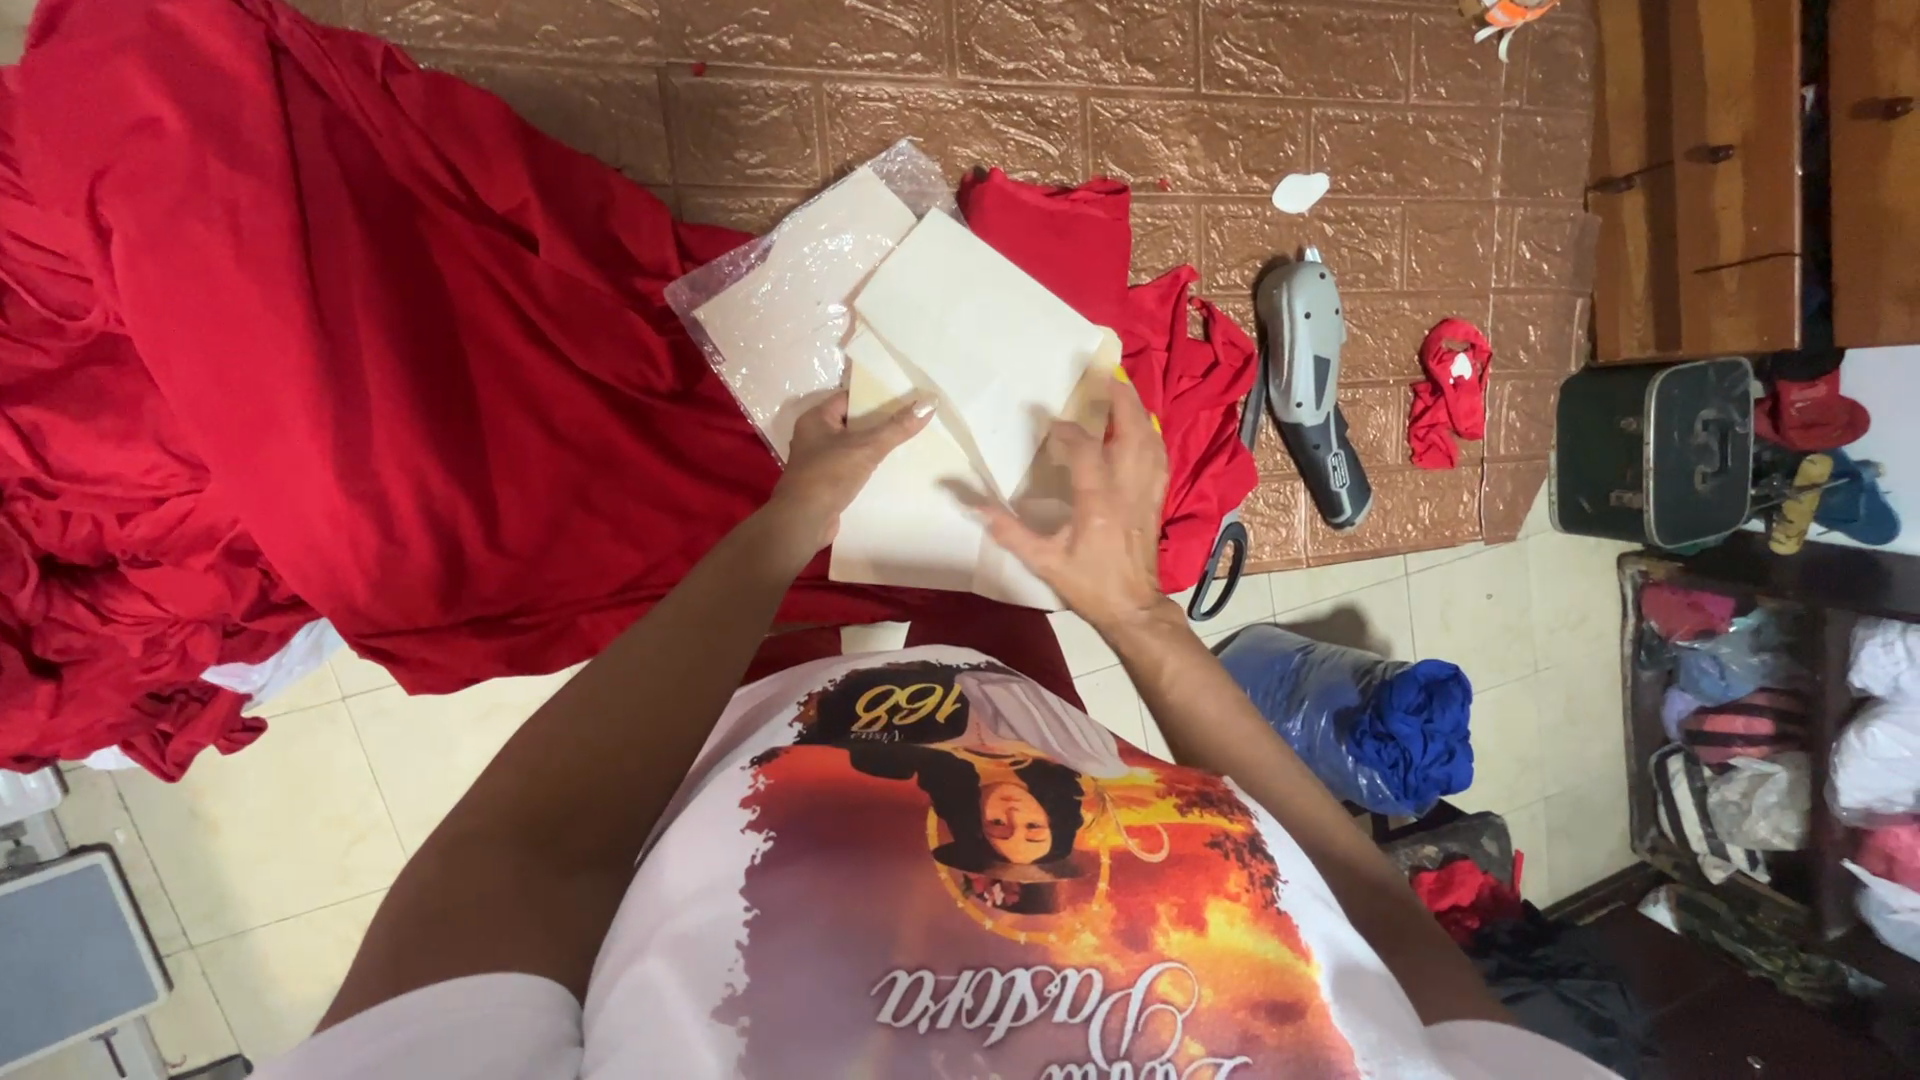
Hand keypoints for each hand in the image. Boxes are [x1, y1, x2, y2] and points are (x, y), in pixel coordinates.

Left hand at [760, 390, 933, 564]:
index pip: (848, 397)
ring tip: (904, 439)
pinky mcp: (825, 482)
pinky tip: (887, 466)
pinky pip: (850, 465)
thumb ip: (897, 427)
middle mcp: (813, 435)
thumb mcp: (867, 447)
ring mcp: (818, 460)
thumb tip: (929, 403)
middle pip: (851, 421)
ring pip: (851, 445)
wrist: (804, 520)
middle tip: (908, 416)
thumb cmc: (829, 475)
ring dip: (873, 444)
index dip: (873, 394)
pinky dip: (866, 464)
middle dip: (878, 420)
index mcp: (816, 418)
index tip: (901, 395)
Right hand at [980, 373, 1171, 632]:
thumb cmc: (1088, 584)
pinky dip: (1151, 437)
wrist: (1132, 607)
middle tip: (1106, 378)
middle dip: (1121, 402)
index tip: (1048, 422)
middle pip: (1133, 434)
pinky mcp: (1156, 501)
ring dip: (1139, 414)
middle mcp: (1127, 491)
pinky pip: (1159, 459)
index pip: (1085, 451)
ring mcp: (1147, 495)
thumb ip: (1010, 531)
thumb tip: (973, 506)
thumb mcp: (1043, 562)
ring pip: (1151, 442)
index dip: (1067, 431)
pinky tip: (1143, 428)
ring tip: (1124, 393)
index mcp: (1098, 504)